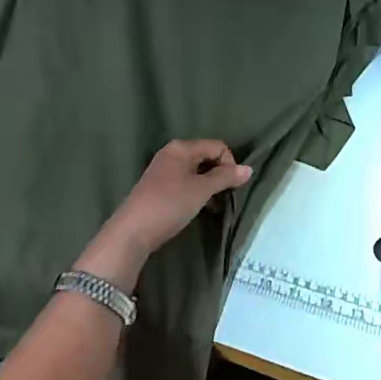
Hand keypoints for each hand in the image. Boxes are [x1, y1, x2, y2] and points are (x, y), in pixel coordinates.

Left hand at [76, 140, 252, 289]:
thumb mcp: (201, 190)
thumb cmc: (169, 205)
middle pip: (206, 157)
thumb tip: (249, 169)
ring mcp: (163, 171)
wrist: (131, 233)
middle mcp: (172, 154)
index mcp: (181, 148)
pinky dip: (196, 192)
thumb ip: (225, 178)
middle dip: (220, 175)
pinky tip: (199, 209)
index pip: (217, 146)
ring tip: (213, 206)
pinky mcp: (158, 188)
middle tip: (224, 196)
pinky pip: (185, 182)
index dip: (229, 164)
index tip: (231, 186)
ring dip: (209, 186)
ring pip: (196, 172)